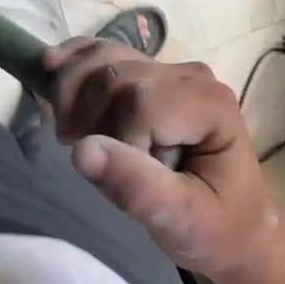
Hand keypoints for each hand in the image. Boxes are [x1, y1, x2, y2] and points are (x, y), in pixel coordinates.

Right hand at [45, 36, 278, 281]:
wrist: (235, 226)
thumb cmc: (215, 229)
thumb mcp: (182, 221)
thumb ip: (135, 186)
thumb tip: (82, 151)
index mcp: (209, 105)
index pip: (140, 102)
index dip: (118, 141)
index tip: (130, 183)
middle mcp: (191, 76)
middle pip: (116, 75)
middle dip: (89, 118)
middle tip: (88, 162)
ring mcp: (171, 70)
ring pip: (104, 58)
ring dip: (72, 92)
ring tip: (69, 132)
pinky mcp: (152, 74)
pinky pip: (105, 54)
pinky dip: (75, 62)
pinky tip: (49, 68)